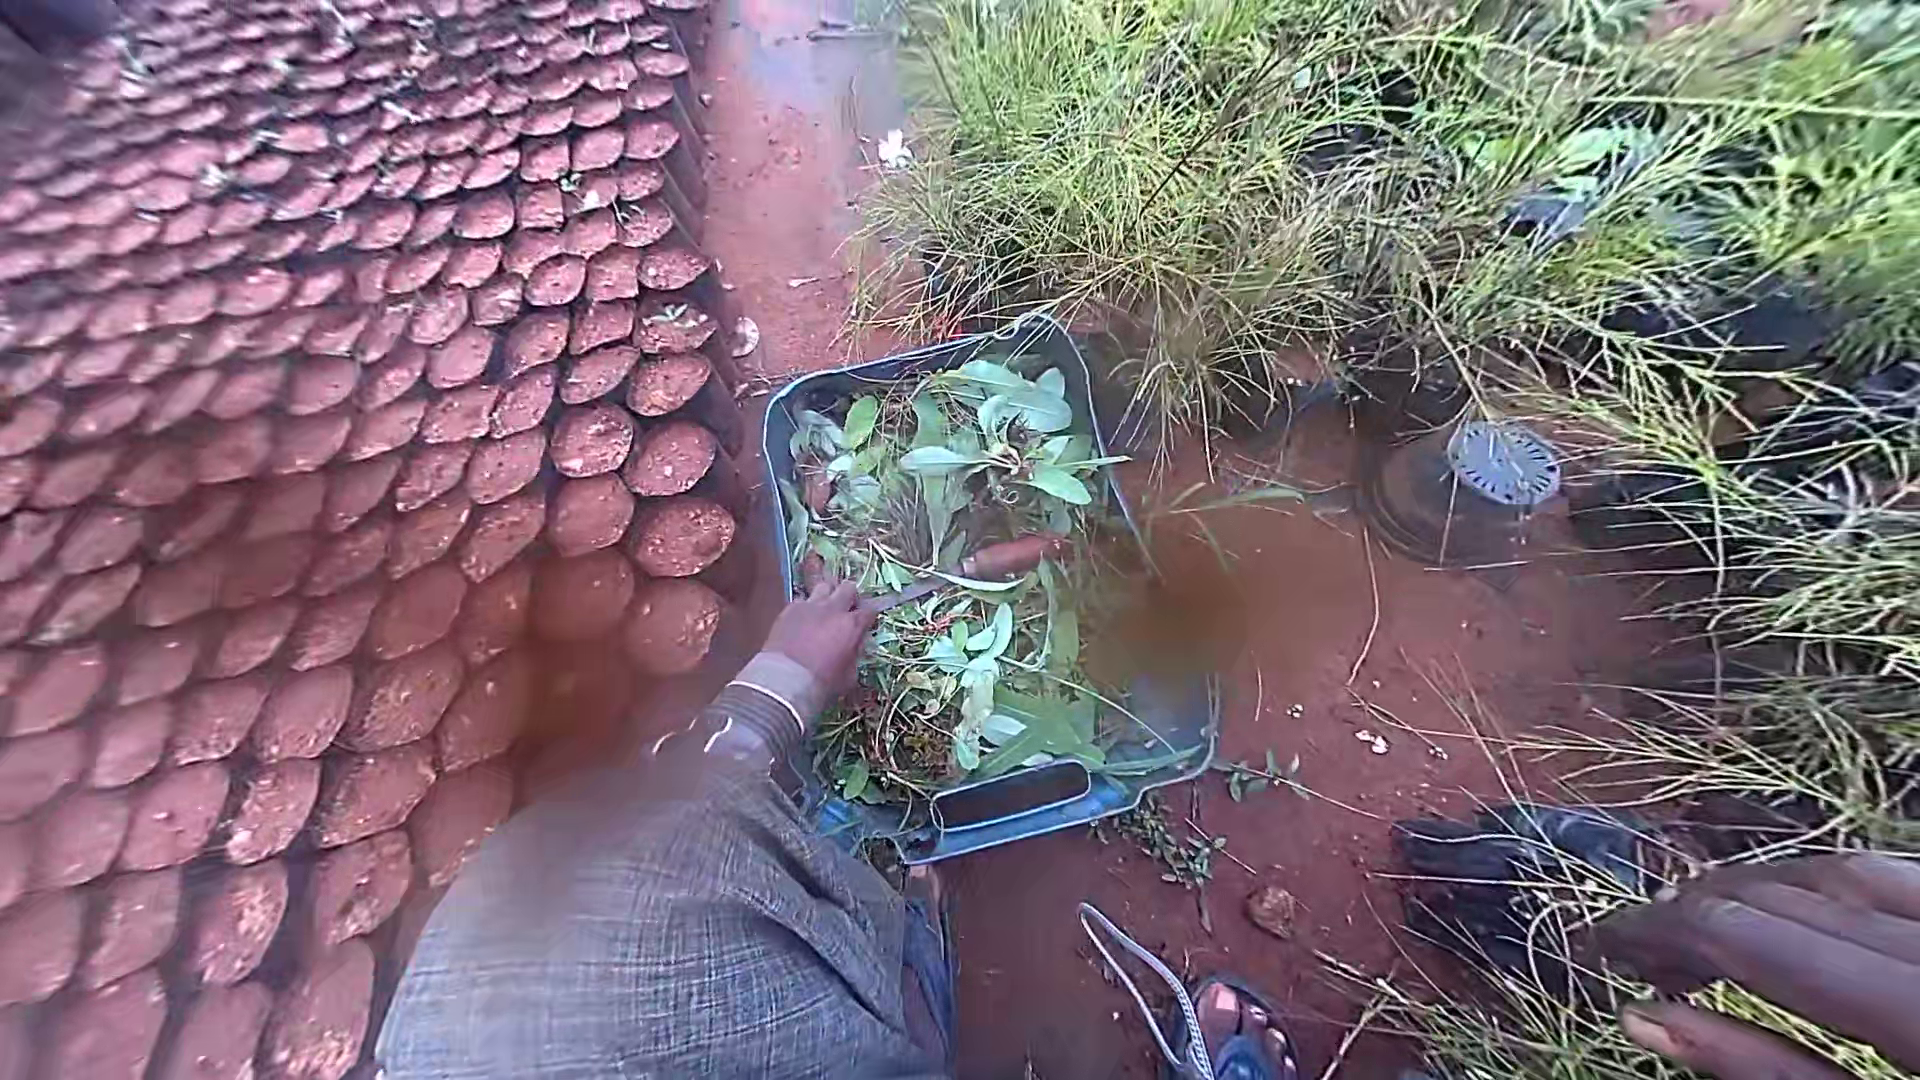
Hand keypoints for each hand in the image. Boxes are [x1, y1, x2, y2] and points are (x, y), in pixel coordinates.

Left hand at [763, 579, 874, 698]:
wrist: (784, 682)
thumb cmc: (821, 684)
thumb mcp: (849, 675)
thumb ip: (855, 654)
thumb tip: (855, 644)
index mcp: (852, 625)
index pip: (870, 609)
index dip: (870, 615)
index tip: (867, 621)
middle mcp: (833, 609)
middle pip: (848, 588)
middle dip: (850, 596)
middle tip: (847, 609)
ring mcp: (810, 606)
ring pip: (825, 586)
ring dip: (828, 595)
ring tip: (825, 608)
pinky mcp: (790, 609)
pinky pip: (803, 600)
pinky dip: (806, 607)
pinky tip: (803, 619)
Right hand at [1593, 854, 1919, 1078]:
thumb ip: (1780, 1079)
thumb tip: (1635, 1017)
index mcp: (1918, 1010)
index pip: (1735, 931)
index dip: (1651, 931)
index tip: (1598, 948)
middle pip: (1775, 897)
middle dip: (1689, 915)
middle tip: (1647, 955)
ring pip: (1838, 872)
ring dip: (1752, 889)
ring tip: (1712, 925)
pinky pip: (1902, 877)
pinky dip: (1832, 884)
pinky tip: (1808, 909)